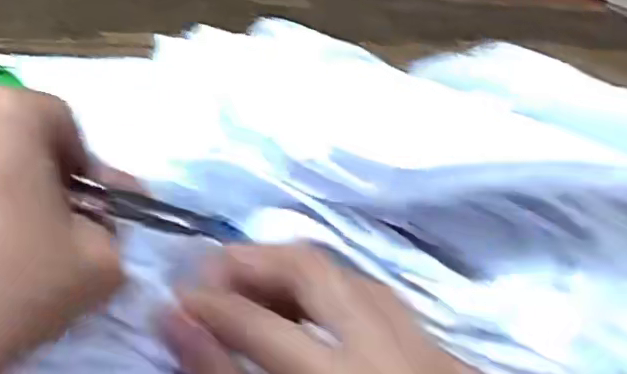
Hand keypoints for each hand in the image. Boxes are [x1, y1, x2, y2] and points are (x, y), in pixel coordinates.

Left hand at [0, 87, 124, 373]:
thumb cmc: (18, 269)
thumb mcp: (99, 256)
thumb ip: (109, 218)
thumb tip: (98, 204)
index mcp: (8, 105)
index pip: (60, 118)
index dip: (79, 164)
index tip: (79, 208)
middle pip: (14, 117)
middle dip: (36, 156)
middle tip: (46, 212)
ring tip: (4, 216)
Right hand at [161, 244, 479, 373]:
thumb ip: (222, 372)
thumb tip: (169, 315)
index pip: (251, 316)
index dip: (201, 302)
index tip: (174, 302)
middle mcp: (396, 357)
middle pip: (308, 266)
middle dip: (245, 262)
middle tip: (212, 285)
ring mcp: (438, 359)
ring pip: (352, 278)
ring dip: (291, 276)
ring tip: (258, 298)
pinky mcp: (457, 367)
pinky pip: (385, 308)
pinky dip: (336, 302)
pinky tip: (314, 326)